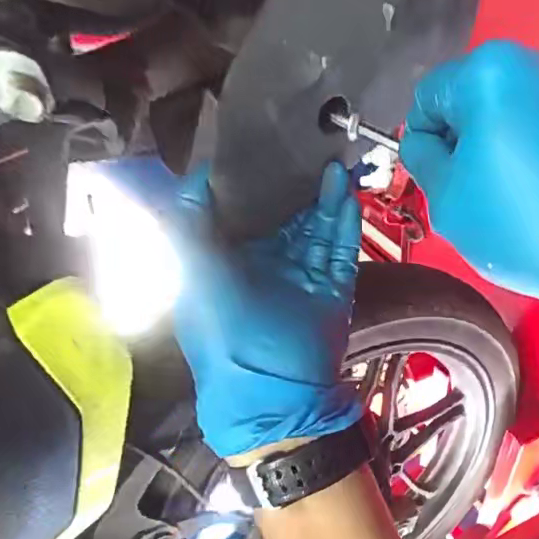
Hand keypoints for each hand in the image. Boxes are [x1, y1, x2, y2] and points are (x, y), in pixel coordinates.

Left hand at [106, 157, 363, 456]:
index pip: (243, 210)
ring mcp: (304, 275)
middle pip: (287, 214)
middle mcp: (268, 263)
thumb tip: (199, 174)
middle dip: (297, 184)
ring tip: (333, 162)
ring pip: (317, 227)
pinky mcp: (334, 288)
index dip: (253, 179)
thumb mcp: (192, 270)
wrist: (272, 393)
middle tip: (308, 145)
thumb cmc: (223, 334)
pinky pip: (341, 248)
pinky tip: (347, 193)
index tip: (259, 145)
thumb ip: (192, 221)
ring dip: (325, 197)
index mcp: (229, 258)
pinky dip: (345, 222)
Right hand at [400, 41, 538, 413]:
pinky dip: (527, 163)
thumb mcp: (446, 197)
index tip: (442, 187)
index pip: (427, 100)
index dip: (424, 147)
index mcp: (490, 69)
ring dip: (494, 158)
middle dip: (462, 150)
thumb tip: (427, 143)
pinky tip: (536, 203)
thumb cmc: (522, 226)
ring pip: (504, 123)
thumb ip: (421, 158)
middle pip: (469, 106)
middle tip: (472, 200)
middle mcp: (534, 65)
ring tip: (508, 207)